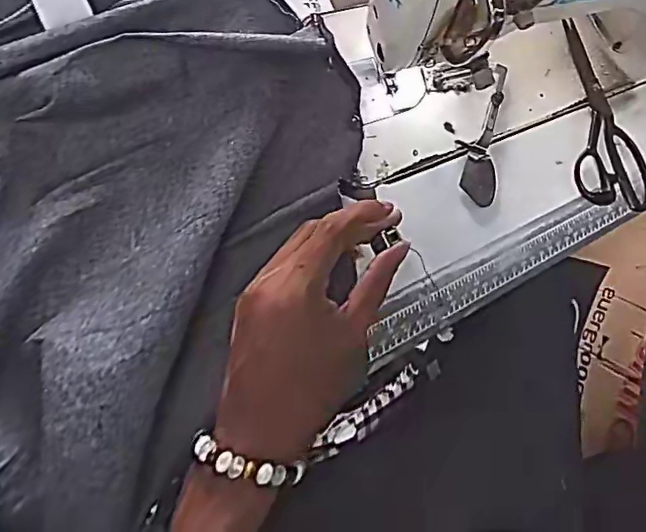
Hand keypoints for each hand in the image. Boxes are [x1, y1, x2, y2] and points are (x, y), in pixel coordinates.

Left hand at [214, 200, 409, 460]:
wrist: (259, 434)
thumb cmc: (304, 395)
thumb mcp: (354, 333)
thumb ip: (377, 282)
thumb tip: (395, 253)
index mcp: (294, 286)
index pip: (332, 229)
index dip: (364, 214)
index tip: (386, 212)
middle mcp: (269, 280)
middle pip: (314, 228)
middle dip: (350, 220)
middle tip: (379, 221)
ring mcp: (256, 288)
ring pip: (298, 240)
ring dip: (331, 235)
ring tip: (362, 241)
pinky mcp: (250, 299)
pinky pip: (285, 259)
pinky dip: (312, 253)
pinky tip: (333, 263)